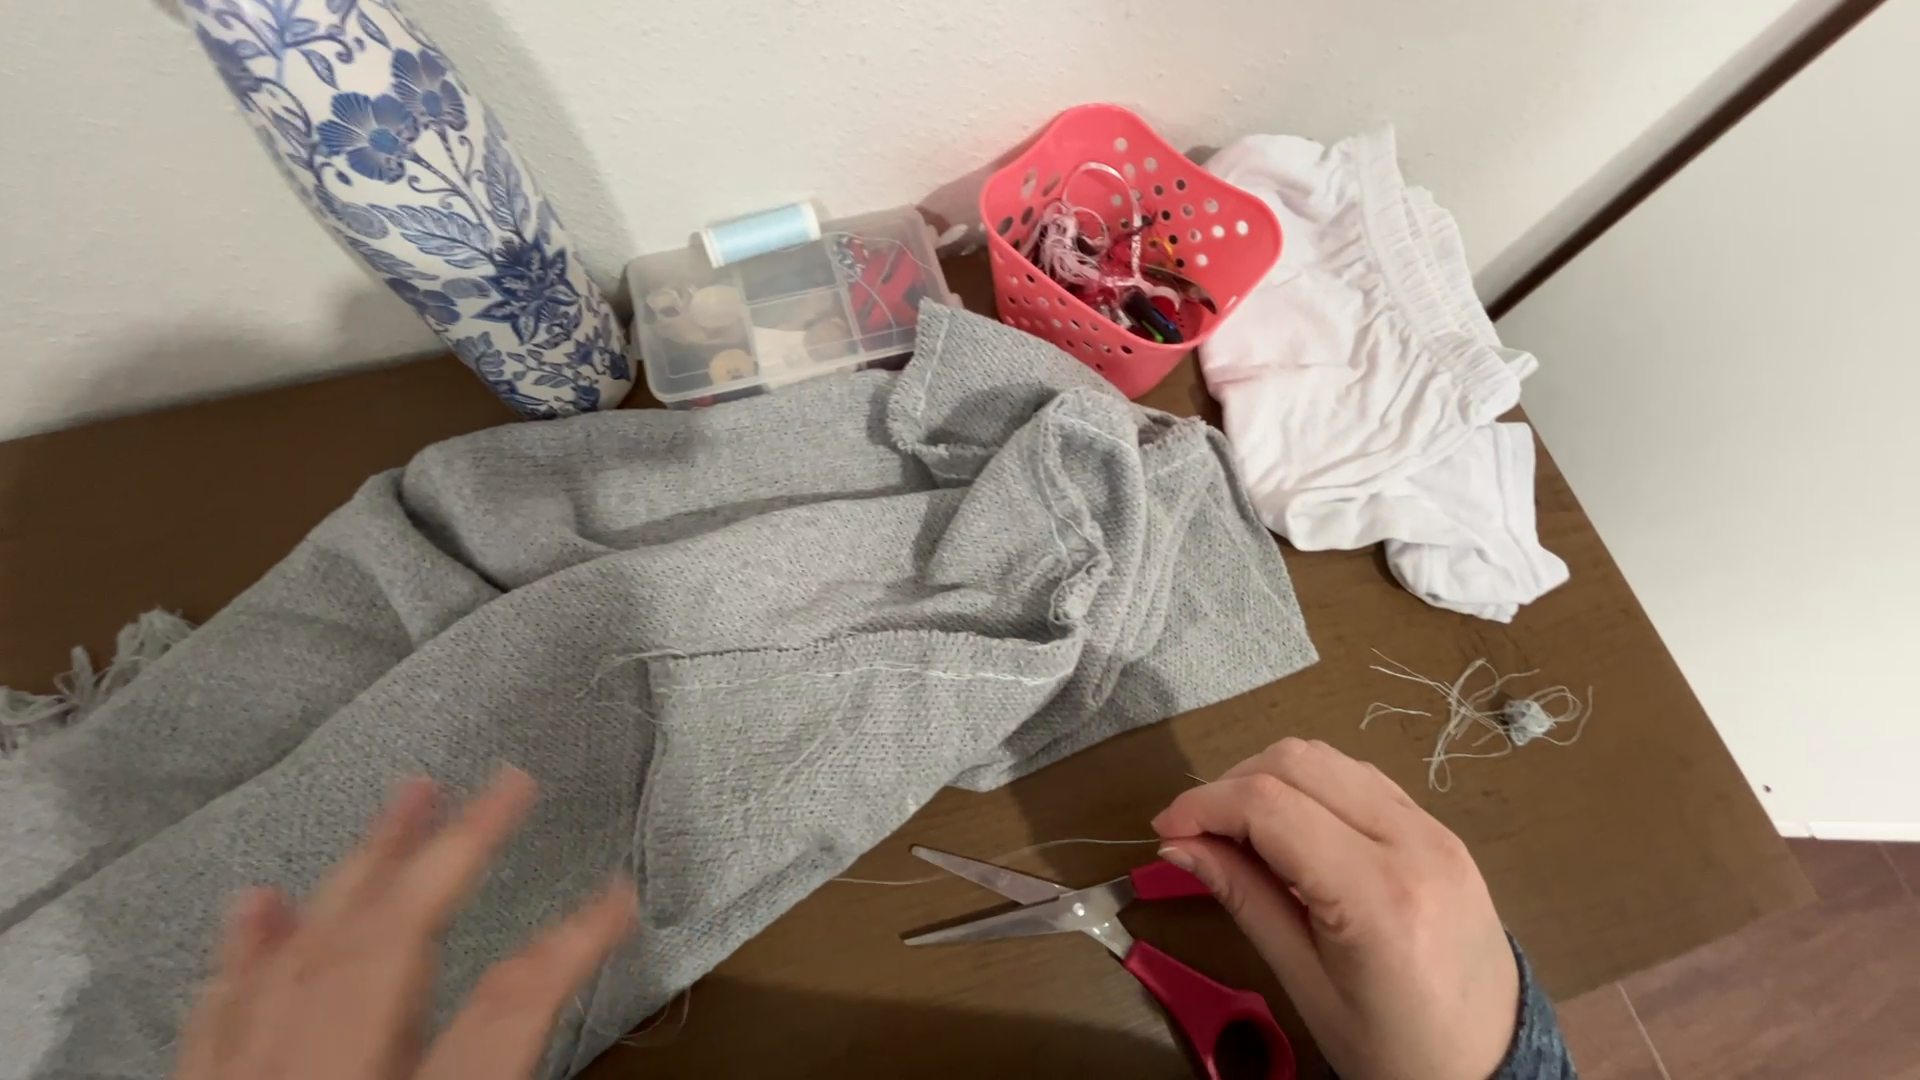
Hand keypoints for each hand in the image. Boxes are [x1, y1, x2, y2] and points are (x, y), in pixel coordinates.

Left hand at [173, 767, 637, 1079]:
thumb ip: (521, 1077)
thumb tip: (581, 1035)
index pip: (510, 1010)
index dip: (576, 940)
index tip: (622, 897)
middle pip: (386, 953)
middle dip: (454, 853)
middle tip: (505, 785)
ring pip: (297, 965)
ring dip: (360, 870)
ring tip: (406, 796)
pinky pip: (212, 1028)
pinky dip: (241, 957)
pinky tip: (260, 900)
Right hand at [1152, 738, 1517, 1079]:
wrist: (1500, 1072)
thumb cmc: (1395, 1050)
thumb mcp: (1304, 983)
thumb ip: (1242, 897)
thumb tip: (1176, 842)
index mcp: (1381, 898)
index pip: (1271, 806)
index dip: (1204, 804)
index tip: (1166, 828)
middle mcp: (1414, 843)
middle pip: (1295, 761)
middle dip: (1230, 783)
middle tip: (1199, 829)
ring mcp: (1433, 827)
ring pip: (1322, 756)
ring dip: (1265, 776)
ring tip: (1239, 826)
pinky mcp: (1437, 826)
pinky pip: (1353, 774)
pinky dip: (1305, 782)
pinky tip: (1289, 824)